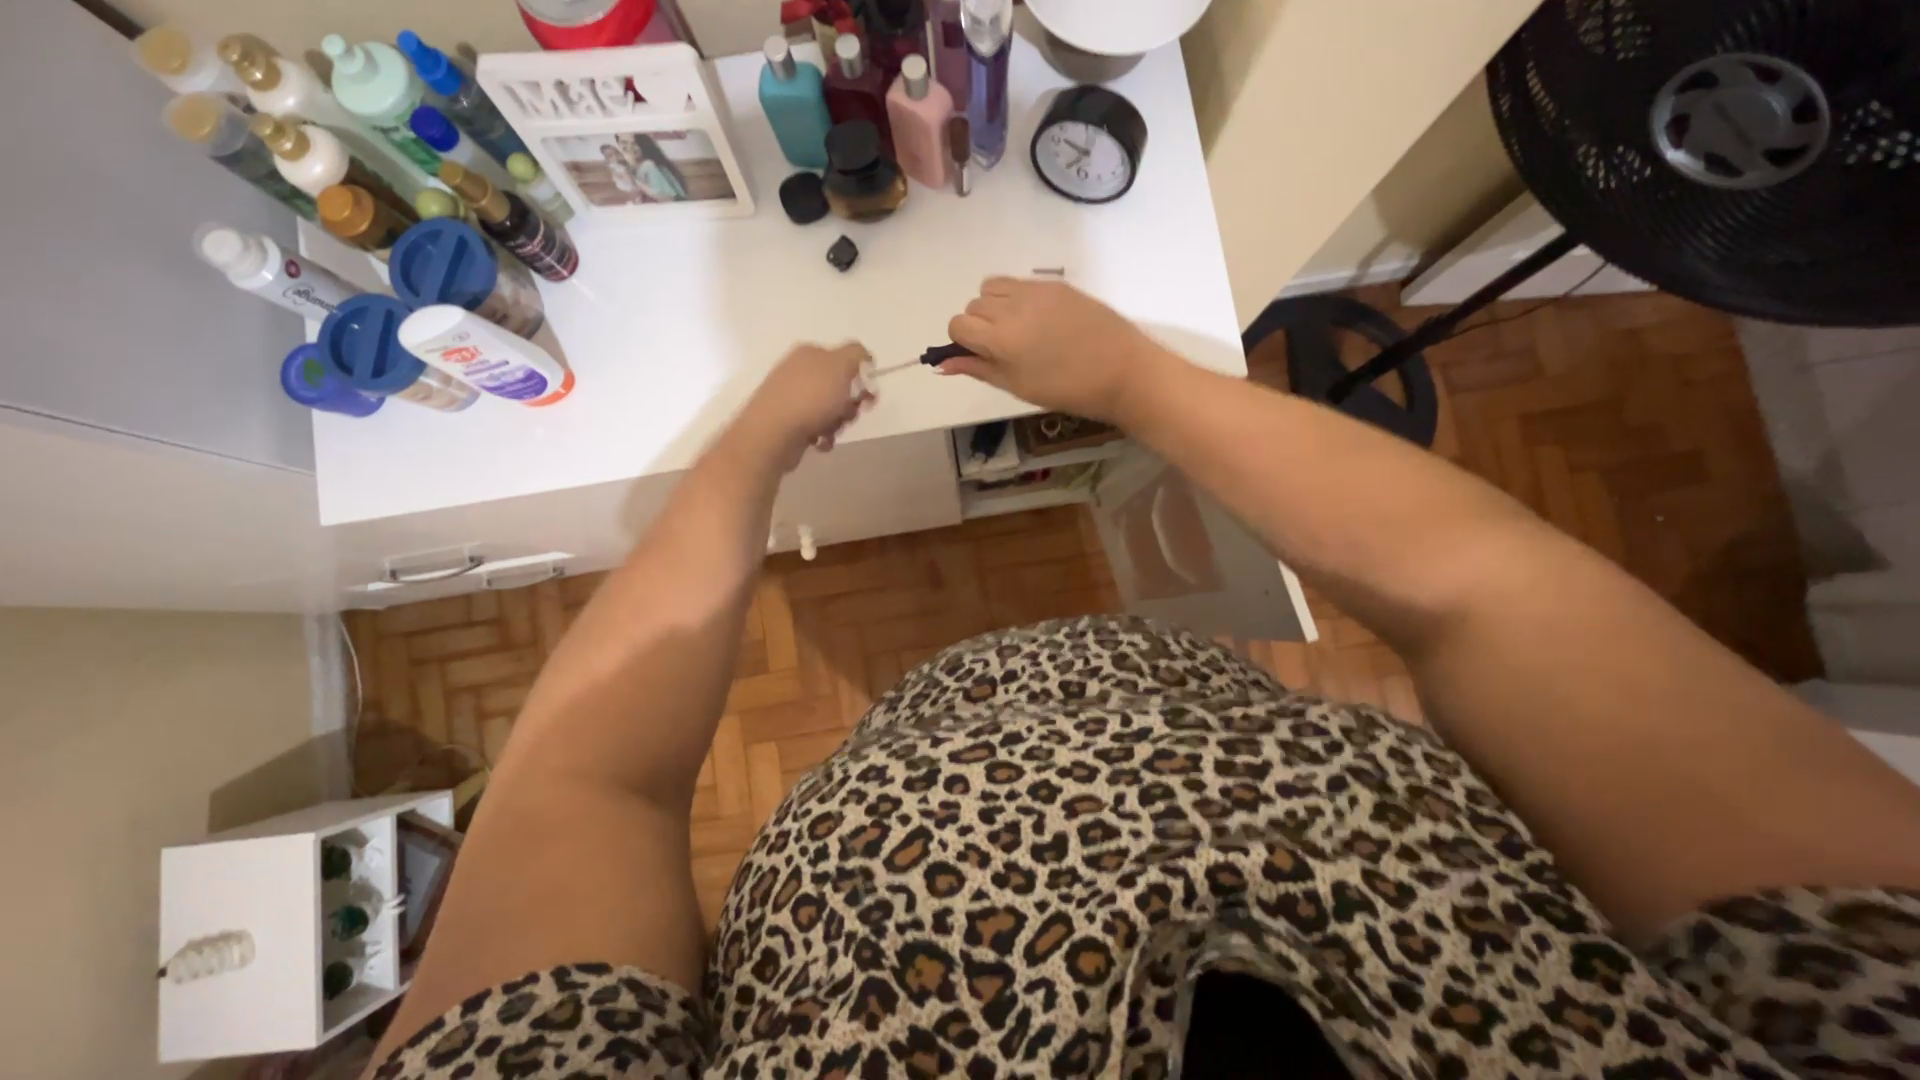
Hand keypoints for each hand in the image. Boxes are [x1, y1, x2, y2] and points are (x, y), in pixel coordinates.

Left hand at [737, 343, 874, 471]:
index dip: (861, 378)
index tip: (867, 397)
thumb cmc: (810, 398)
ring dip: (837, 423)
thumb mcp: (840, 366)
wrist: (772, 433)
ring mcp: (791, 397)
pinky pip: (816, 427)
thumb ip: (856, 354)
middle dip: (849, 405)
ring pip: (830, 410)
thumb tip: (864, 356)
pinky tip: (819, 441)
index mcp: (810, 353)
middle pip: (839, 387)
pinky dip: (823, 436)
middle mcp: (798, 371)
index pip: (846, 359)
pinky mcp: (788, 421)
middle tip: (846, 414)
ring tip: (829, 430)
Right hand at [944, 277, 1171, 422]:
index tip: (980, 354)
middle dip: (979, 324)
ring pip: (992, 287)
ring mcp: (1036, 291)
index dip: (962, 340)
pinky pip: (1019, 282)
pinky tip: (1039, 320)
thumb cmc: (1068, 389)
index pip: (958, 324)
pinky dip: (1017, 297)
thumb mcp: (1018, 386)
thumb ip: (979, 368)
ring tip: (1018, 329)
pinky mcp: (1056, 284)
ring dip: (995, 306)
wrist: (1123, 371)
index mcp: (1002, 338)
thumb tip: (944, 363)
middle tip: (1004, 348)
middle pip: (974, 305)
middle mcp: (1013, 307)